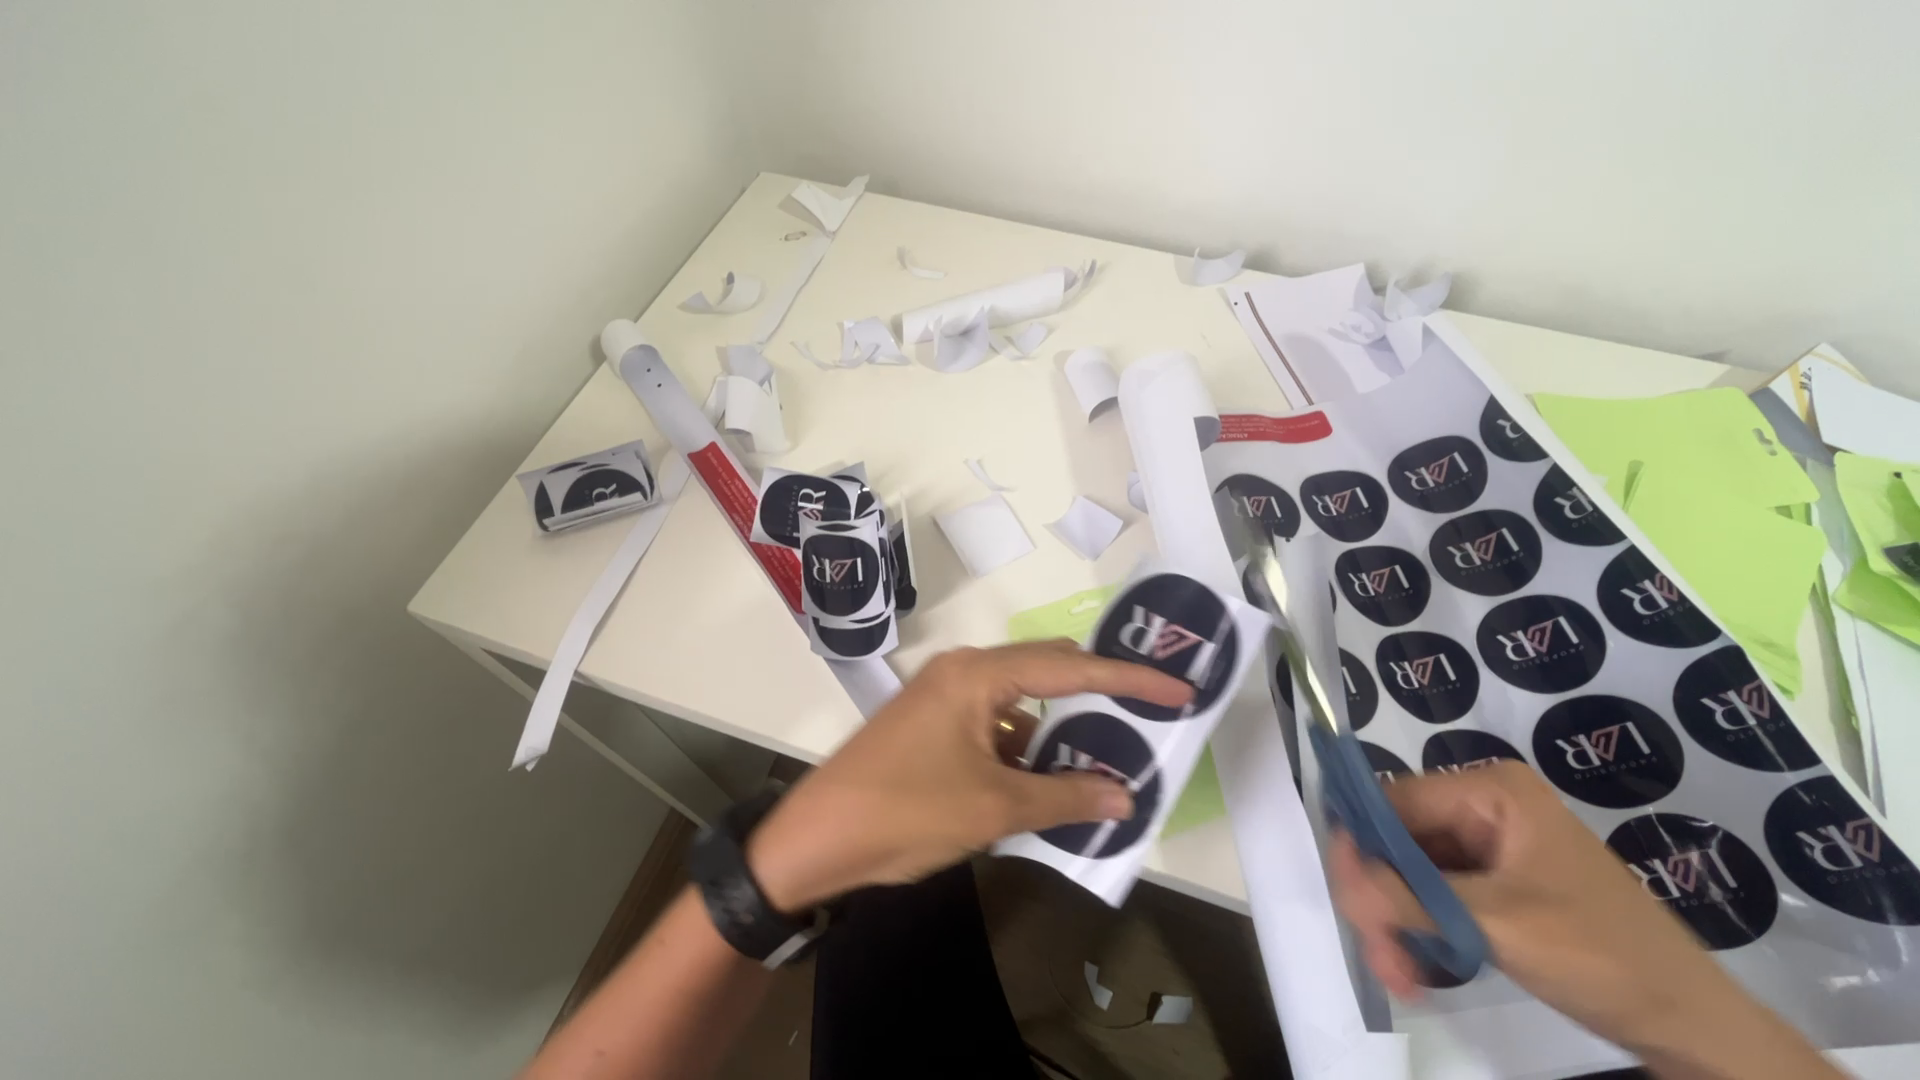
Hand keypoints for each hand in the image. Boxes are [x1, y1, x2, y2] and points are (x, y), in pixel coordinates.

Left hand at [745, 640, 1190, 911]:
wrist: (816, 837)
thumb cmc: (905, 811)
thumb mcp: (993, 807)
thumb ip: (1064, 797)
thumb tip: (1123, 795)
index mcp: (978, 675)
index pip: (1071, 667)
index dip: (1130, 678)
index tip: (1177, 689)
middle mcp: (962, 672)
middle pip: (1046, 672)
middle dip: (1095, 696)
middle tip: (1141, 719)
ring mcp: (943, 696)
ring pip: (1020, 702)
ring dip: (1056, 731)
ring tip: (1096, 763)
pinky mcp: (931, 724)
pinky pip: (994, 724)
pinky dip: (1023, 747)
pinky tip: (1042, 782)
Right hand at [1328, 763, 1839, 1078]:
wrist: (1692, 1023)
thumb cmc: (1600, 956)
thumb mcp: (1493, 924)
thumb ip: (1407, 897)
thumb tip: (1338, 875)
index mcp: (1491, 792)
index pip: (1394, 801)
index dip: (1360, 846)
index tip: (1345, 899)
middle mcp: (1485, 809)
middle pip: (1399, 842)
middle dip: (1382, 901)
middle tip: (1379, 959)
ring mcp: (1491, 848)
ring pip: (1410, 875)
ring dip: (1397, 924)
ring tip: (1400, 977)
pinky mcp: (1495, 885)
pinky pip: (1435, 897)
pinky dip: (1421, 932)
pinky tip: (1419, 971)